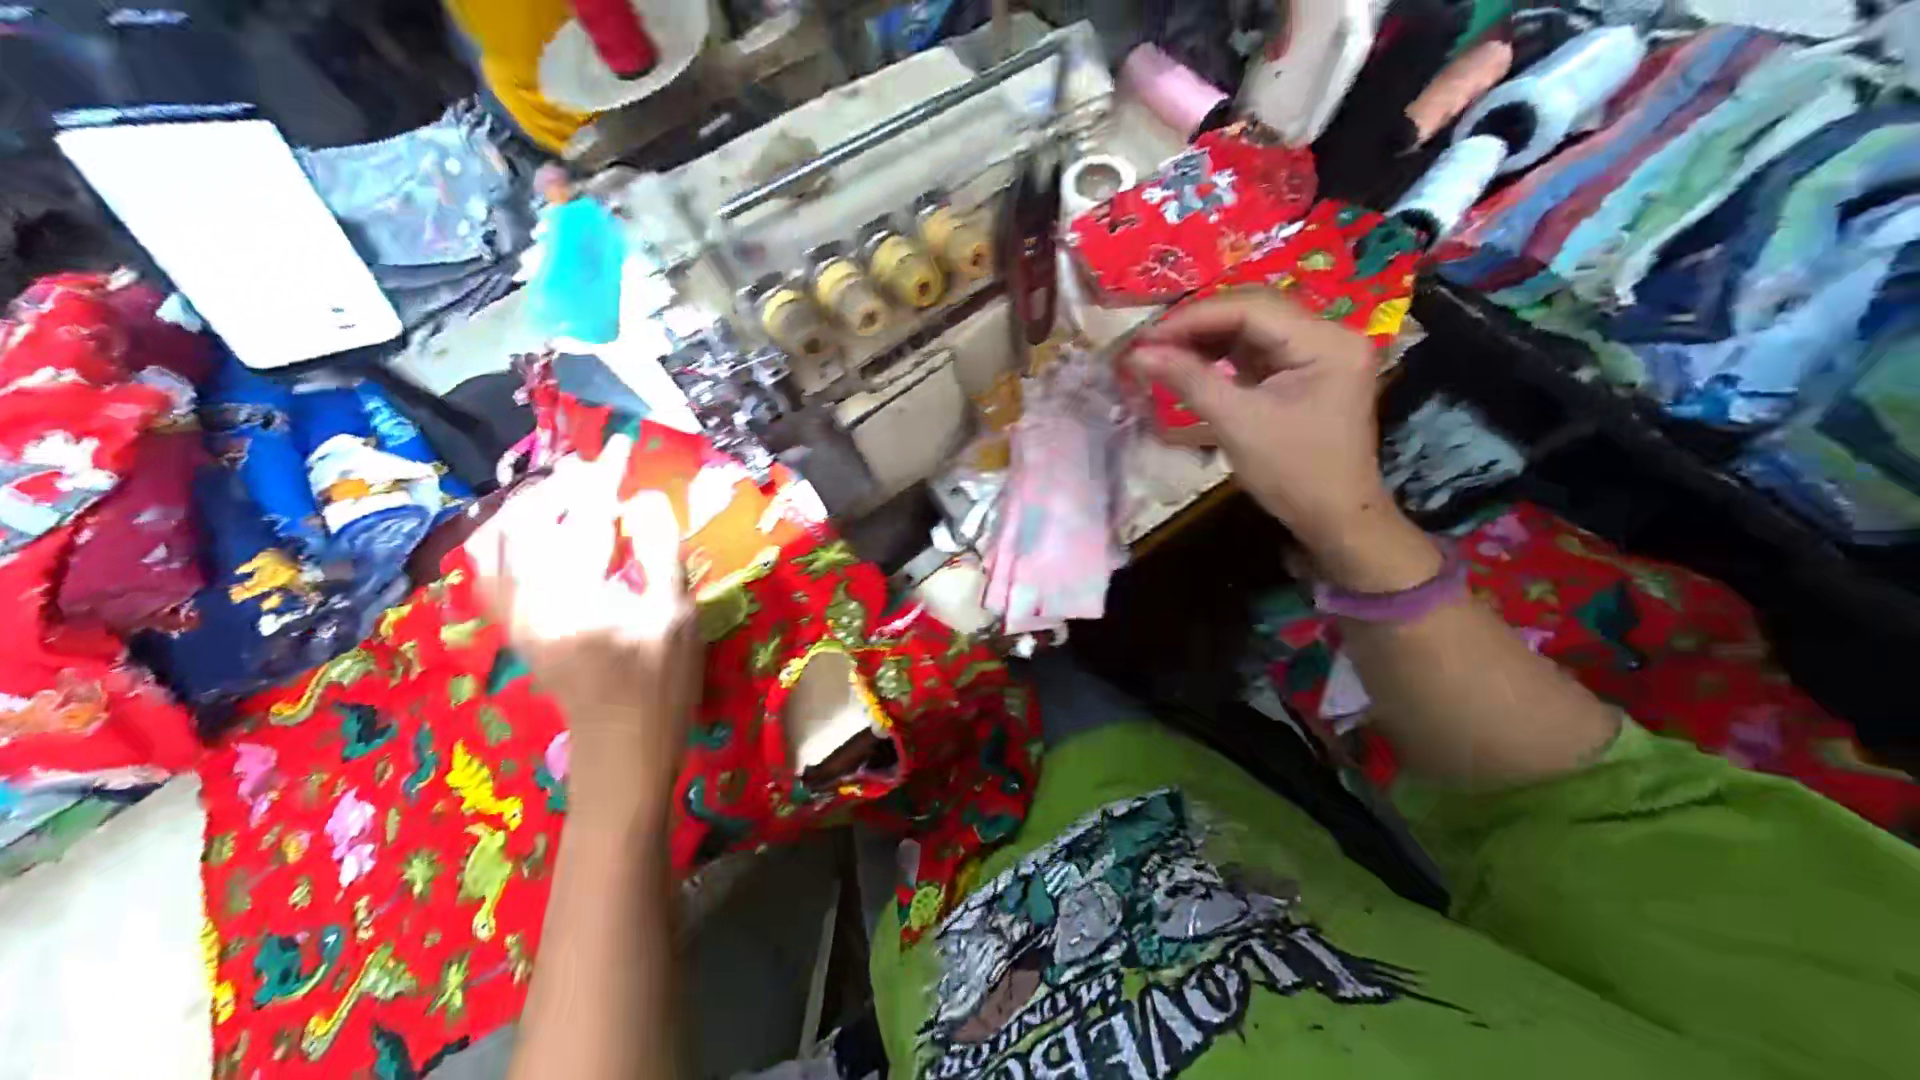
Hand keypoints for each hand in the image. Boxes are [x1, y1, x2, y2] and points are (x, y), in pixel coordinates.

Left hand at [469, 436, 701, 806]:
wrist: (622, 751)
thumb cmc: (660, 686)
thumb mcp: (675, 616)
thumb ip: (659, 551)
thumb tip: (643, 499)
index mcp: (572, 595)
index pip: (583, 517)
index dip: (604, 477)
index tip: (621, 445)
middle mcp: (528, 599)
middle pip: (528, 522)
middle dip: (562, 487)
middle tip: (599, 470)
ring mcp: (515, 616)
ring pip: (500, 542)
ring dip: (533, 508)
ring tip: (569, 495)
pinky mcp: (517, 628)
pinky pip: (495, 568)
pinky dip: (514, 538)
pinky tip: (542, 534)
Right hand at [1129, 290, 1439, 590]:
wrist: (1334, 518)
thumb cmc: (1293, 474)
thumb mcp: (1237, 424)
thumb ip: (1188, 380)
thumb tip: (1137, 354)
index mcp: (1326, 342)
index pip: (1251, 309)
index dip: (1193, 318)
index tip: (1146, 336)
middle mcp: (1329, 335)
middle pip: (1253, 312)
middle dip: (1197, 325)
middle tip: (1149, 342)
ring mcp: (1318, 353)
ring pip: (1252, 330)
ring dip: (1205, 339)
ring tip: (1161, 351)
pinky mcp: (1304, 371)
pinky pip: (1256, 351)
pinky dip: (1220, 356)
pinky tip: (1189, 362)